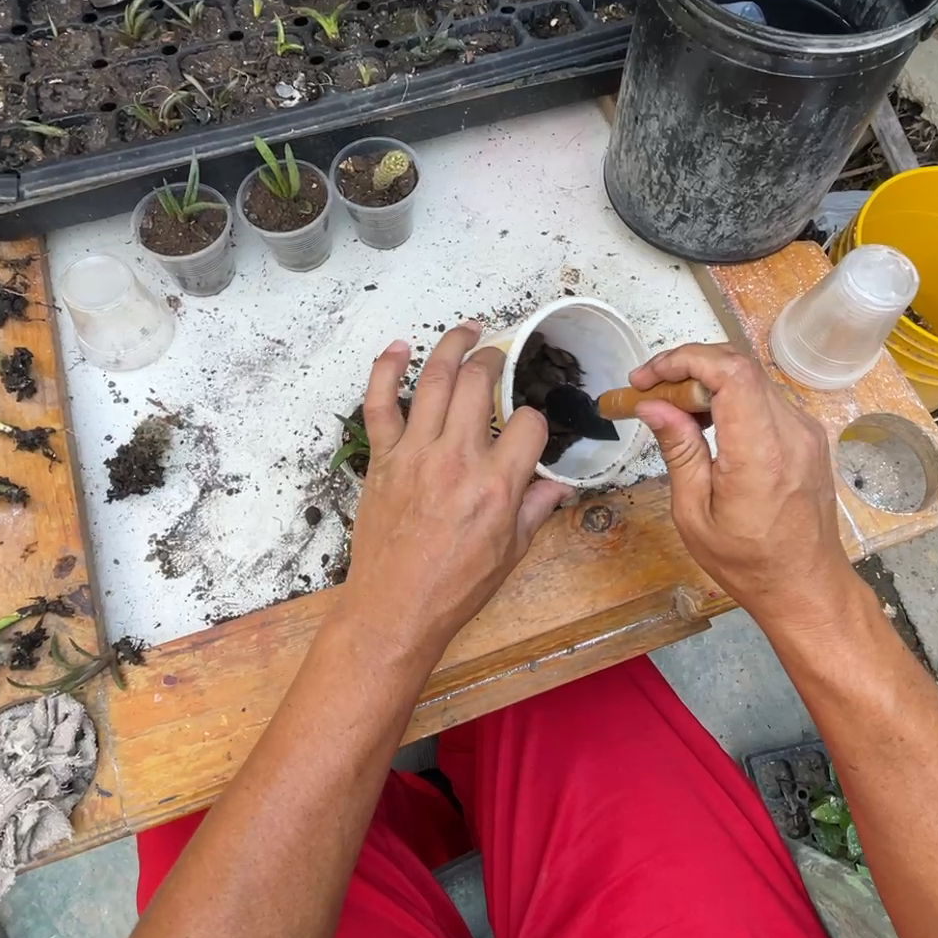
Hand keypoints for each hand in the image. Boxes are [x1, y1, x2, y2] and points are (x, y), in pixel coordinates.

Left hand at [342, 324, 571, 656]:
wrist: (395, 608)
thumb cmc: (455, 587)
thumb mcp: (512, 552)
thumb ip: (536, 509)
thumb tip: (558, 485)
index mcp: (497, 484)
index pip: (529, 423)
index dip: (536, 419)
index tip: (530, 426)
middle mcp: (456, 459)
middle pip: (479, 382)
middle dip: (495, 359)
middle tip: (498, 354)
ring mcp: (414, 454)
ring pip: (433, 380)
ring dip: (452, 345)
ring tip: (467, 329)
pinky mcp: (382, 459)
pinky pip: (379, 404)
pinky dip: (385, 370)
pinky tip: (399, 348)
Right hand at [628, 344, 863, 632]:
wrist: (806, 585)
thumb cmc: (746, 562)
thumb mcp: (694, 514)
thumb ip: (678, 451)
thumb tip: (652, 406)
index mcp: (761, 453)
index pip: (730, 373)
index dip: (684, 360)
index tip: (647, 378)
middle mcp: (791, 432)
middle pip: (739, 366)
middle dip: (687, 366)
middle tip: (648, 389)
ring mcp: (806, 431)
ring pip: (751, 377)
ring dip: (705, 380)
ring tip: (669, 406)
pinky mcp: (808, 435)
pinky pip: (763, 397)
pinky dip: (727, 395)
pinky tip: (702, 419)